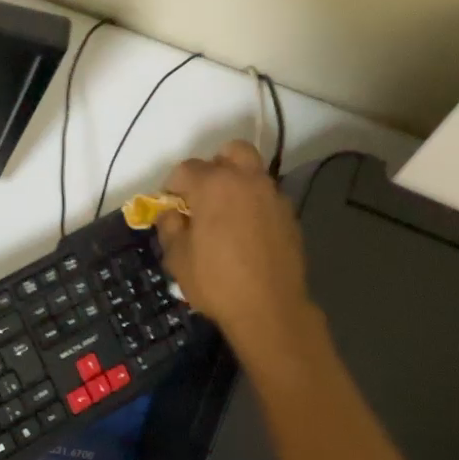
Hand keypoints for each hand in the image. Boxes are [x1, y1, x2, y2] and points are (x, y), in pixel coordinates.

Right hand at [155, 140, 318, 352]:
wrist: (269, 307)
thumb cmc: (216, 282)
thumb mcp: (178, 260)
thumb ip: (170, 229)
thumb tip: (169, 214)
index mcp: (214, 185)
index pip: (185, 168)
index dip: (172, 186)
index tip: (169, 206)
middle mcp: (247, 179)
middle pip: (230, 152)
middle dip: (213, 166)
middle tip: (202, 196)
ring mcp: (273, 195)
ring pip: (252, 172)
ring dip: (236, 184)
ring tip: (225, 215)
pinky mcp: (289, 215)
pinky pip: (266, 197)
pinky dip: (253, 205)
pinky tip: (246, 233)